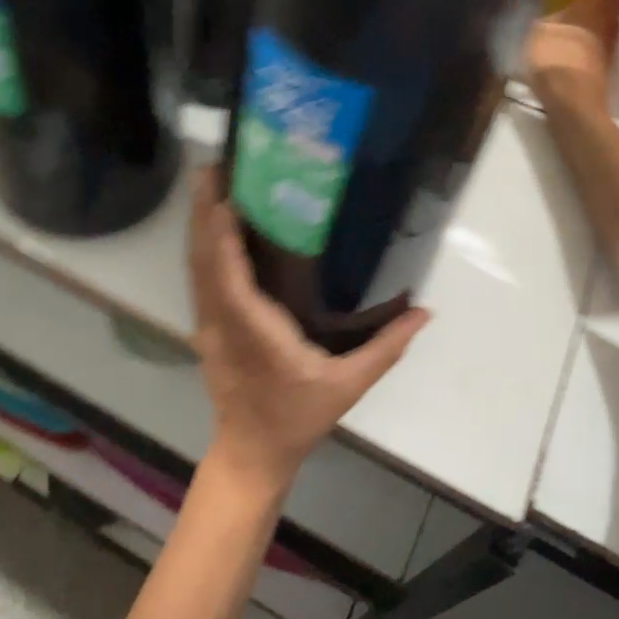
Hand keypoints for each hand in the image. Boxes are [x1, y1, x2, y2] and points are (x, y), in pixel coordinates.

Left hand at [187, 168, 430, 489]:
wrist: (252, 452)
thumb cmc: (299, 417)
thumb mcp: (348, 386)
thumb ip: (386, 348)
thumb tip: (424, 311)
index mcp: (256, 335)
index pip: (230, 281)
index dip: (223, 240)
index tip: (227, 198)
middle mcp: (223, 326)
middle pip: (203, 263)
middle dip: (203, 213)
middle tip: (212, 167)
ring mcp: (208, 327)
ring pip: (195, 268)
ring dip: (198, 224)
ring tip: (208, 180)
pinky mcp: (205, 327)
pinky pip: (198, 279)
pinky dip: (201, 246)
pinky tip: (210, 221)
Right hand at [528, 0, 618, 114]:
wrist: (572, 101)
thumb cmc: (555, 57)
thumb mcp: (538, 32)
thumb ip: (544, 16)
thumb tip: (545, 10)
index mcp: (595, 6)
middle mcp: (609, 22)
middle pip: (616, 2)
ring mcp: (610, 45)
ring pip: (611, 23)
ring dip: (598, 19)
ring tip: (575, 19)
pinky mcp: (605, 66)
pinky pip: (601, 43)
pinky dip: (591, 40)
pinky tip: (572, 44)